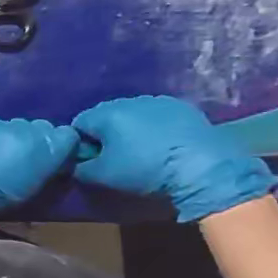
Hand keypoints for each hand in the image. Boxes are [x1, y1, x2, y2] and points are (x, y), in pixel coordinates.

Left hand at [0, 118, 80, 227]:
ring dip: (17, 136)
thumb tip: (59, 161)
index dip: (62, 144)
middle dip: (38, 139)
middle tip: (28, 155)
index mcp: (52, 146)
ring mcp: (8, 123)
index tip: (55, 155)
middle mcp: (32, 129)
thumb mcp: (41, 186)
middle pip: (43, 127)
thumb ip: (54, 168)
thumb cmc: (9, 195)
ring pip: (19, 125)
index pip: (69, 135)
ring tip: (6, 152)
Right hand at [71, 96, 277, 221]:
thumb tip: (74, 163)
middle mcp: (130, 100)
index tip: (92, 162)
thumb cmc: (145, 170)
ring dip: (131, 131)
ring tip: (142, 153)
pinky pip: (159, 117)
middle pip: (106, 117)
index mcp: (106, 113)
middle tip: (116, 159)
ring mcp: (159, 101)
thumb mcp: (103, 177)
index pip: (78, 124)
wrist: (204, 168)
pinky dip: (156, 129)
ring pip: (133, 115)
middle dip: (106, 135)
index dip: (81, 144)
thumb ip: (79, 168)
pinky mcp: (184, 108)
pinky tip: (164, 148)